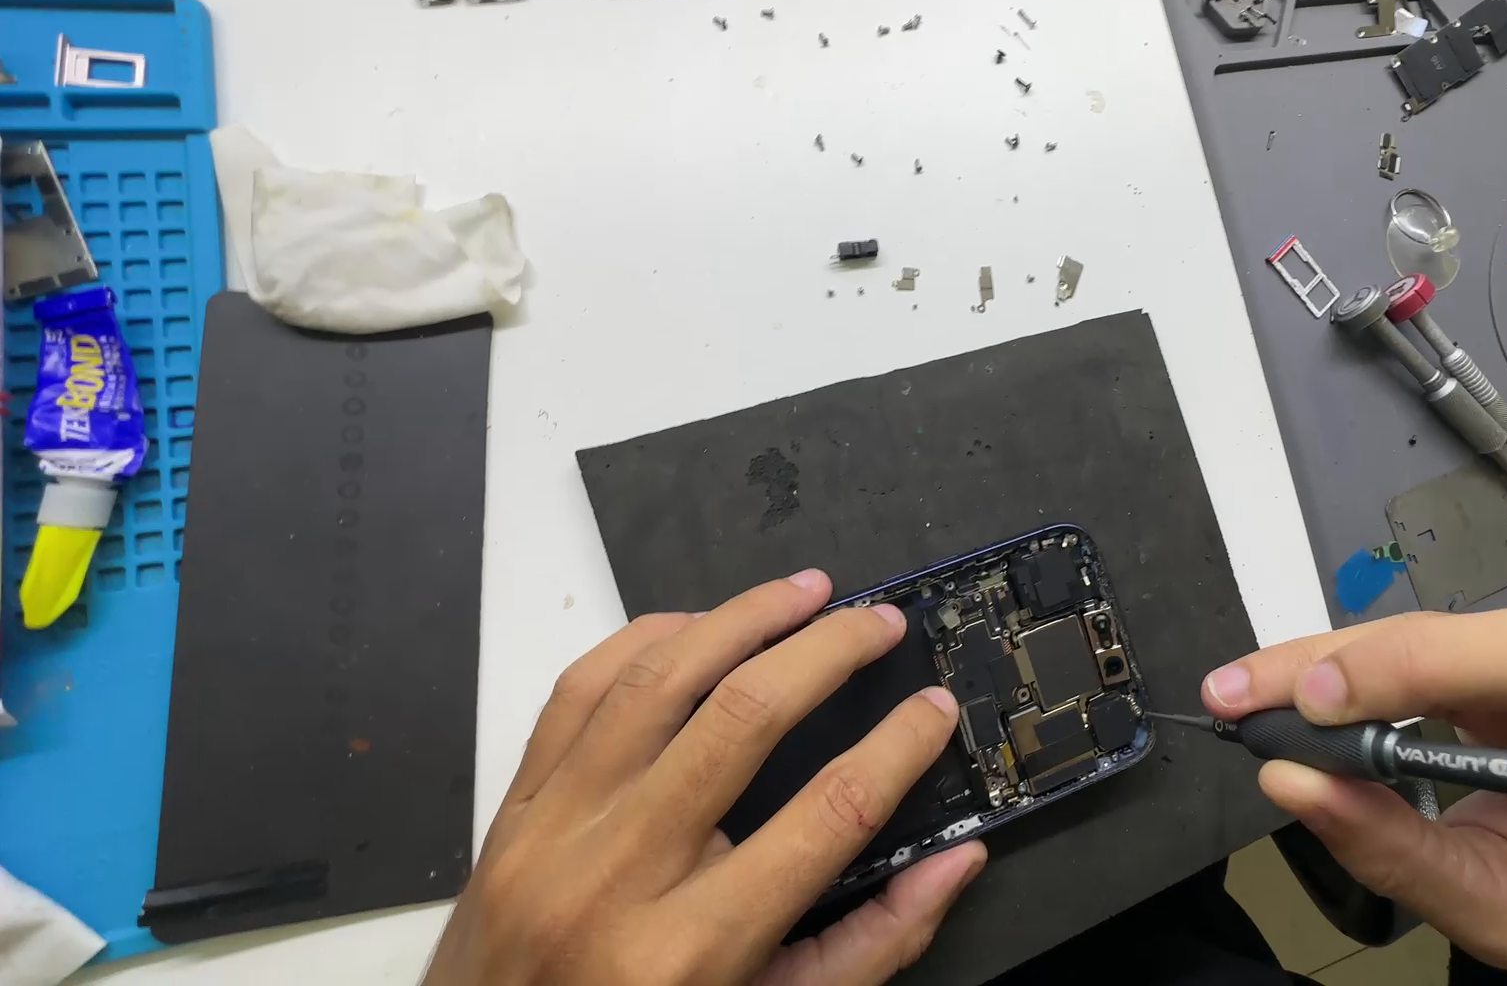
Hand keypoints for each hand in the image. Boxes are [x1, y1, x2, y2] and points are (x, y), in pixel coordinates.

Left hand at [425, 569, 986, 985]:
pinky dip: (651, 636)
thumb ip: (874, 944)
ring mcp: (555, 829)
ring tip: (808, 589)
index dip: (898, 748)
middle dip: (829, 650)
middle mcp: (618, 875)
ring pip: (660, 679)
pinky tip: (705, 622)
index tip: (935, 705)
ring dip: (745, 616)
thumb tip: (960, 860)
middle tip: (881, 621)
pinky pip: (581, 686)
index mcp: (693, 950)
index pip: (828, 814)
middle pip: (743, 716)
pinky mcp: (515, 804)